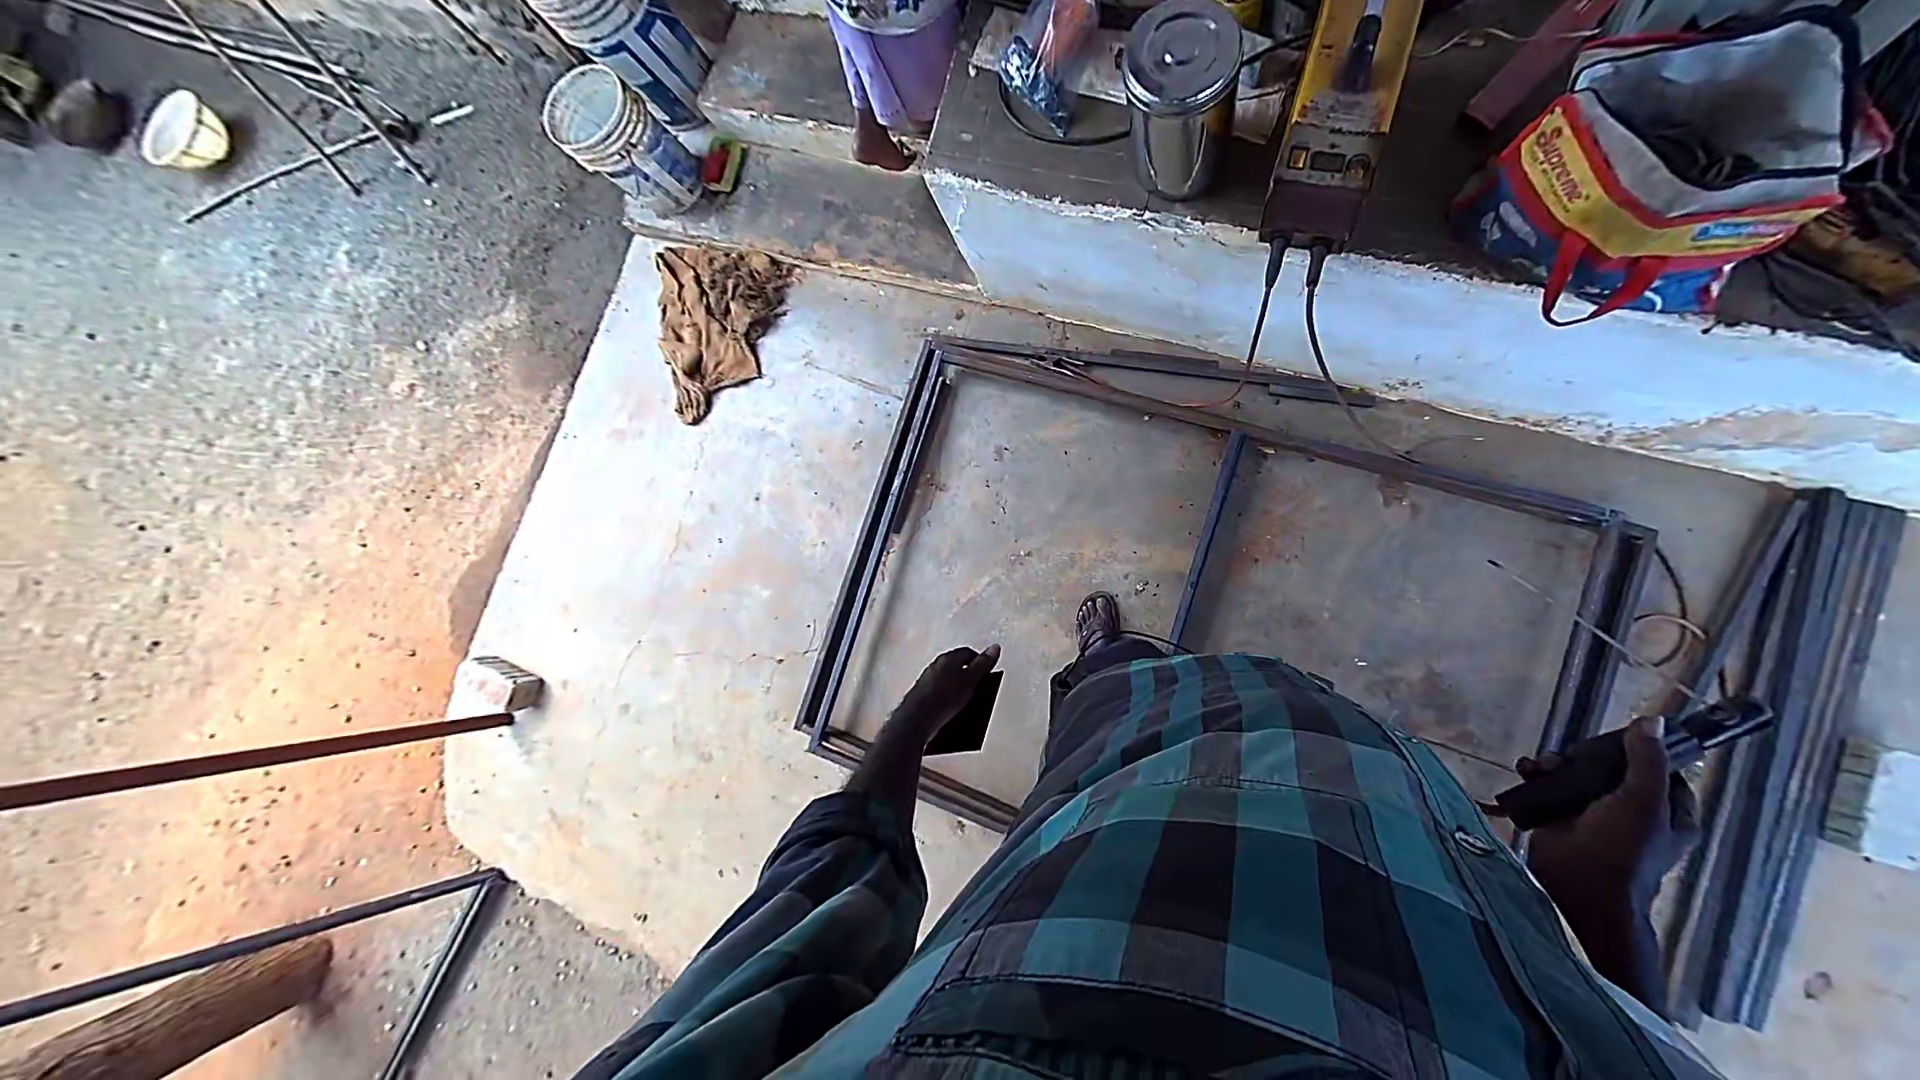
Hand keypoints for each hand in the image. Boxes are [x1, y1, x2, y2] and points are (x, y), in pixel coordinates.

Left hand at [886, 644, 1001, 746]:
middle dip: (969, 676)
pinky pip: (939, 693)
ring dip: (958, 689)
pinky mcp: (922, 694)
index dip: (980, 662)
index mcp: (948, 658)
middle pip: (957, 666)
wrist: (916, 719)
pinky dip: (947, 699)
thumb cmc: (943, 698)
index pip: (968, 653)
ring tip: (966, 704)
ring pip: (948, 680)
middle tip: (978, 689)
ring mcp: (927, 679)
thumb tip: (995, 647)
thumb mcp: (971, 681)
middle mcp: (936, 665)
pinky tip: (951, 712)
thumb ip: (983, 664)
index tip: (987, 673)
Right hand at [1515, 715, 1696, 1012]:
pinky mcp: (1560, 815)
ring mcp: (1594, 813)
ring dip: (1554, 764)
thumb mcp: (1642, 800)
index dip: (1638, 752)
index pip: (1659, 769)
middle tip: (1568, 757)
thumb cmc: (1622, 845)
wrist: (1578, 883)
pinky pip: (1548, 786)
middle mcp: (1633, 810)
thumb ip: (1645, 761)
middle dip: (1584, 757)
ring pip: (1575, 774)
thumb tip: (1651, 721)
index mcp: (1668, 812)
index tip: (1613, 742)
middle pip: (1609, 767)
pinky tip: (1526, 773)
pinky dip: (1536, 776)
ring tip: (1540, 766)